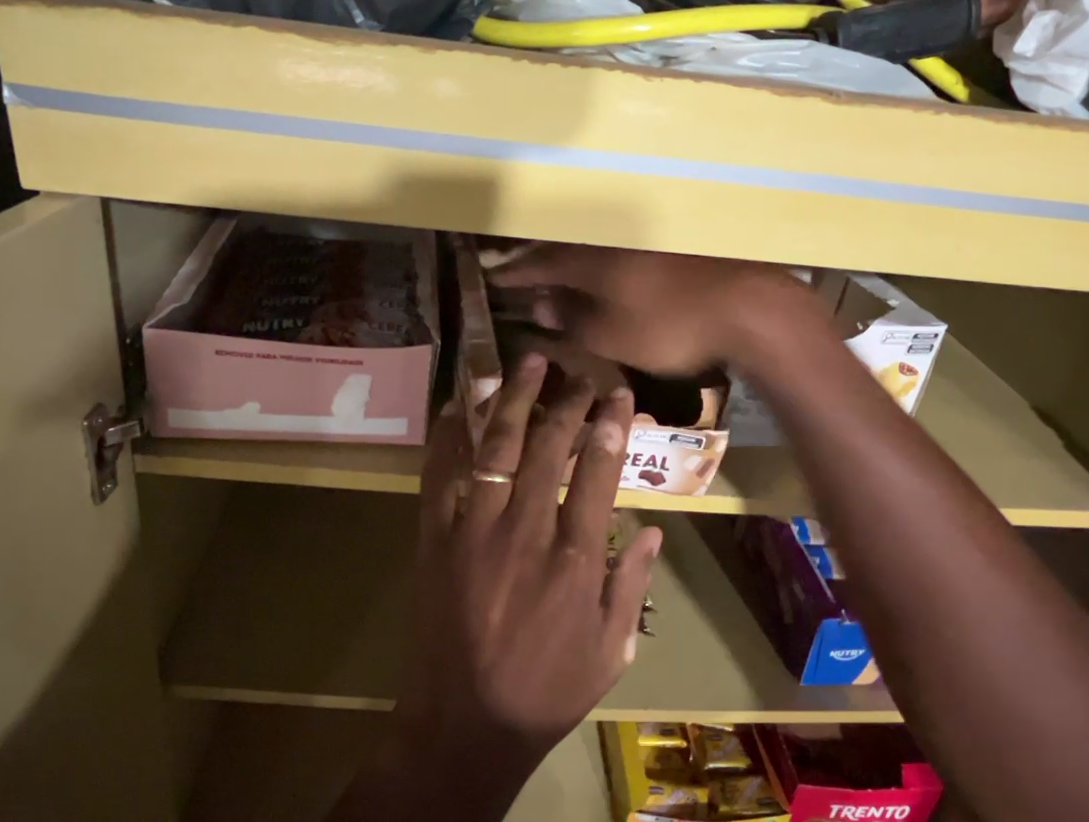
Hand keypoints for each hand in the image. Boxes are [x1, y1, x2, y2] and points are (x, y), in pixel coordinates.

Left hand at [397, 352, 660, 763]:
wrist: (463, 723)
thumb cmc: (546, 690)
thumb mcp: (611, 651)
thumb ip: (632, 586)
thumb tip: (654, 531)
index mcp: (576, 559)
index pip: (598, 472)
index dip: (610, 426)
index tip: (617, 394)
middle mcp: (525, 532)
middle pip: (548, 448)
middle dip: (568, 403)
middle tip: (579, 375)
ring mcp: (473, 530)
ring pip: (495, 448)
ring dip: (513, 400)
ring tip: (528, 364)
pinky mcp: (434, 538)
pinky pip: (438, 476)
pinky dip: (446, 436)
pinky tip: (455, 404)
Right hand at [491, 245, 817, 375]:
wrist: (749, 308)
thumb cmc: (671, 325)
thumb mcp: (612, 336)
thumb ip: (572, 320)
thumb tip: (539, 304)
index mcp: (590, 260)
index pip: (539, 263)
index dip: (515, 272)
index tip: (491, 275)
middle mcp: (612, 241)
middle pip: (566, 249)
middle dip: (541, 261)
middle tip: (519, 269)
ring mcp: (646, 240)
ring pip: (596, 249)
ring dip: (573, 261)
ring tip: (557, 273)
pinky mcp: (672, 248)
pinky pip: (622, 252)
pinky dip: (604, 265)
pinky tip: (606, 274)